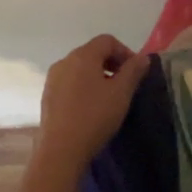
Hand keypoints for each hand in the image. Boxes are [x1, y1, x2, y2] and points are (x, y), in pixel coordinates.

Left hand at [33, 34, 149, 173]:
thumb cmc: (94, 117)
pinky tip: (90, 108)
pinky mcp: (47, 95)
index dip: (125, 52)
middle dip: (111, 63)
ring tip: (109, 97)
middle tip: (125, 84)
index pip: (107, 40)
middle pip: (92, 52)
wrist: (60, 150)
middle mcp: (65, 61)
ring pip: (80, 68)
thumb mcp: (121, 93)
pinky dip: (83, 87)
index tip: (136, 72)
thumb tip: (143, 57)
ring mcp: (53, 78)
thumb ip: (133, 71)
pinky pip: (69, 82)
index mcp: (83, 55)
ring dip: (97, 76)